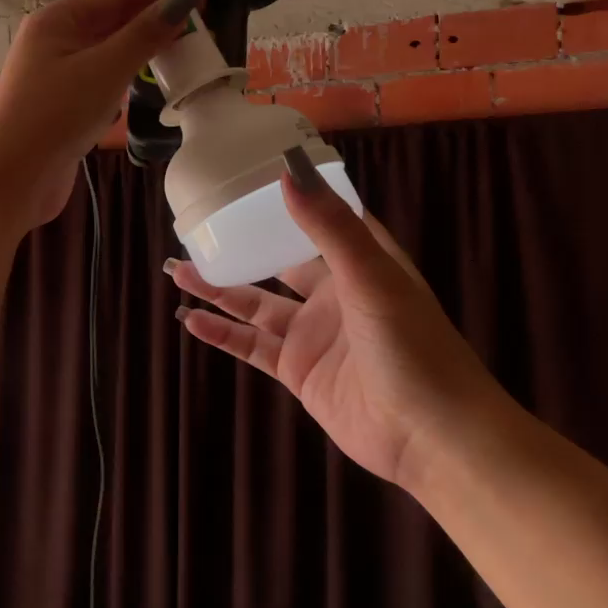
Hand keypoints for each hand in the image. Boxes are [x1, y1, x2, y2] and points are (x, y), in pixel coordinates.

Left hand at [0, 0, 202, 226]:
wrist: (11, 180)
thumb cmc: (54, 117)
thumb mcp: (104, 70)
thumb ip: (144, 35)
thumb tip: (181, 2)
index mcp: (56, 21)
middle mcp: (53, 42)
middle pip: (111, 19)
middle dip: (154, 16)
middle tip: (201, 17)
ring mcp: (56, 76)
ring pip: (108, 51)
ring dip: (143, 46)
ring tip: (184, 43)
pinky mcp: (62, 107)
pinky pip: (102, 80)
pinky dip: (127, 75)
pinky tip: (148, 78)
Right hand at [167, 149, 518, 487]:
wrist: (429, 435)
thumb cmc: (412, 346)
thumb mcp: (372, 278)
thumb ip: (329, 227)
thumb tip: (285, 172)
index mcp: (363, 262)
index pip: (323, 219)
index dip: (291, 198)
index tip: (252, 177)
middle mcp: (335, 294)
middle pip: (279, 261)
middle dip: (242, 246)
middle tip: (199, 230)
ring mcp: (314, 334)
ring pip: (256, 304)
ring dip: (219, 290)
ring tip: (178, 272)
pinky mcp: (299, 371)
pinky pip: (253, 347)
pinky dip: (222, 334)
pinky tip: (191, 320)